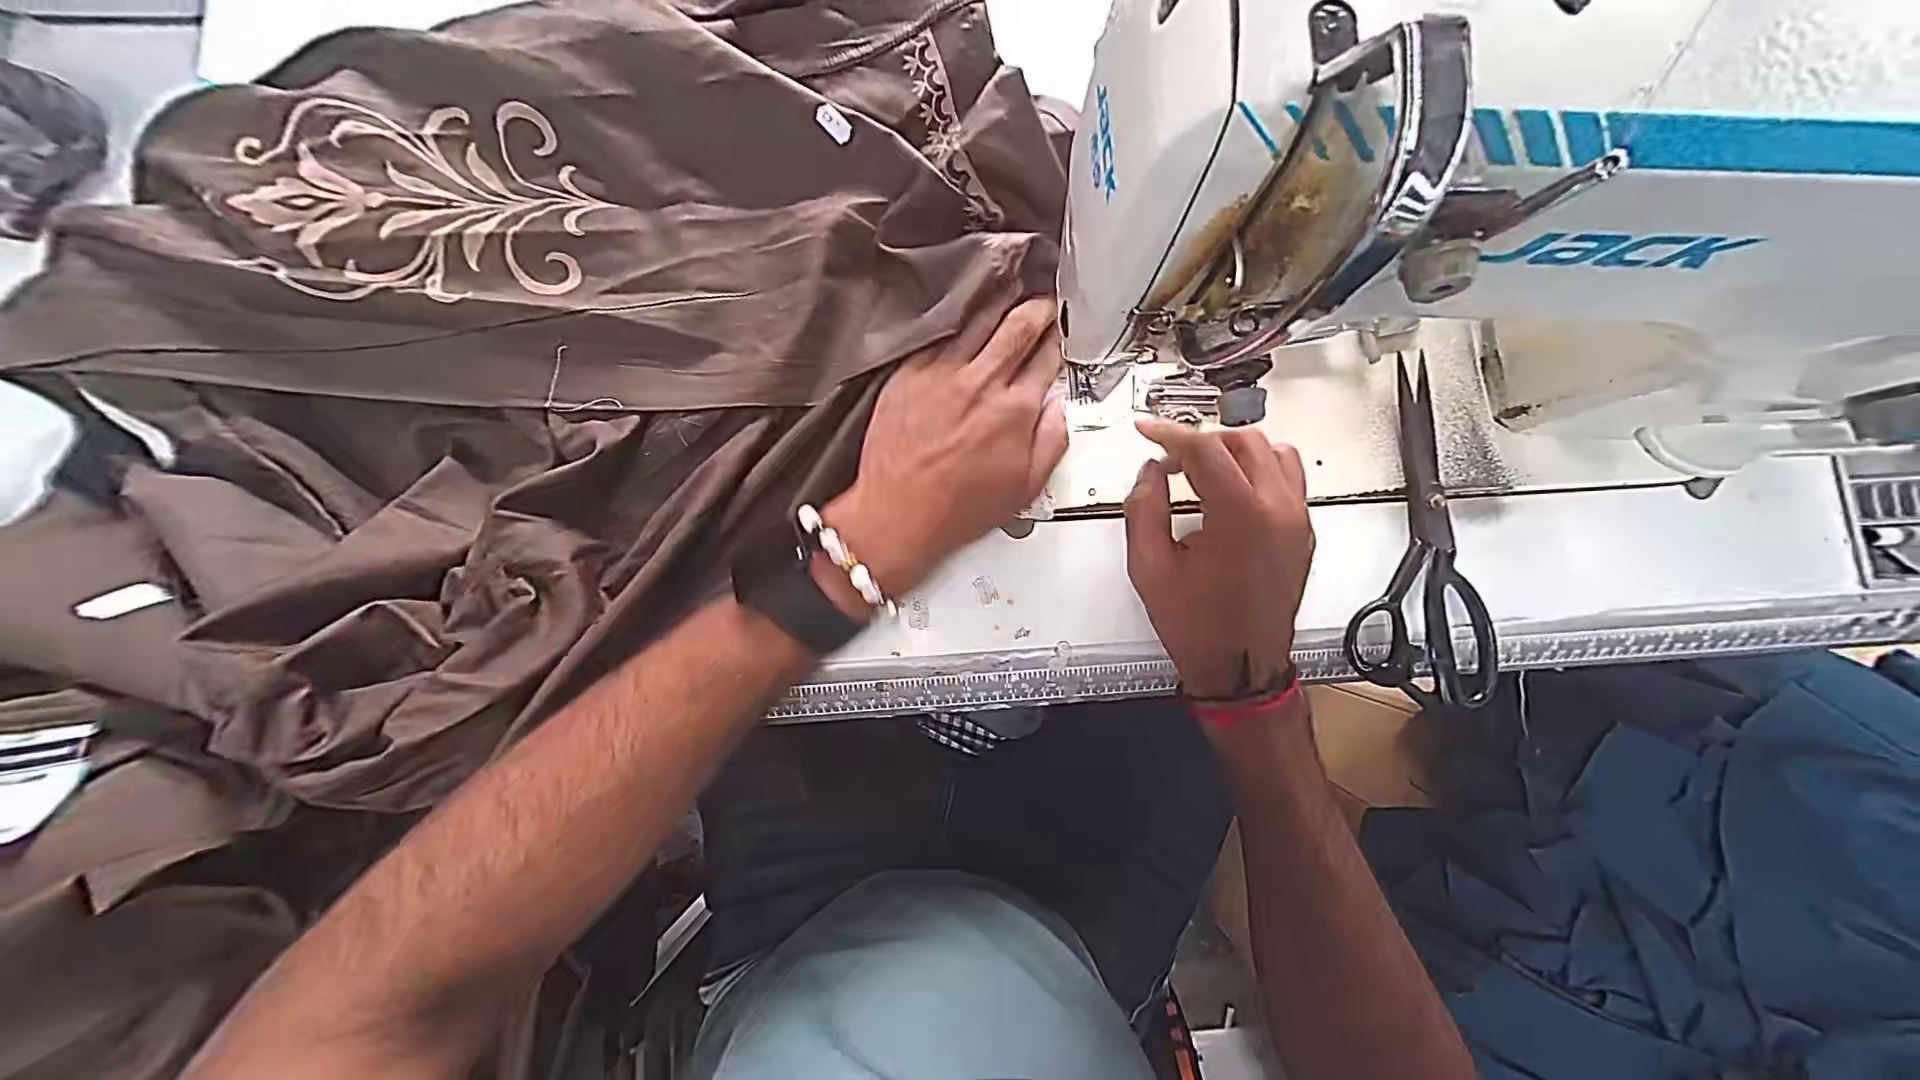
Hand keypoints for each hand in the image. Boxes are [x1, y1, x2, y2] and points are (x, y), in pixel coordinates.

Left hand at [823, 297, 1066, 599]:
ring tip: (1009, 292)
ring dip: (999, 302)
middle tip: (1043, 303)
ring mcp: (941, 375)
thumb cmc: (955, 507)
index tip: (1060, 333)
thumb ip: (1052, 440)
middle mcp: (980, 384)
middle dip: (1038, 307)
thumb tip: (1060, 409)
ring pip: (979, 319)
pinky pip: (939, 335)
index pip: (1047, 356)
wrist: (897, 513)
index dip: (1059, 339)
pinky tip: (962, 318)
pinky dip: (957, 321)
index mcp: (1014, 410)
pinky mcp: (909, 374)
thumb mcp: (1024, 486)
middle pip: (1019, 324)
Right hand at [1125, 420, 1314, 699]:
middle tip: (1170, 456)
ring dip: (1234, 451)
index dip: (1170, 433)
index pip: (1205, 449)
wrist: (1240, 668)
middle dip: (1201, 441)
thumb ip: (1144, 509)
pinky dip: (1260, 470)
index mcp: (1241, 516)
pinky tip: (1232, 488)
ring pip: (1274, 453)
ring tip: (1202, 468)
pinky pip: (1288, 479)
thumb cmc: (1201, 628)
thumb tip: (1150, 474)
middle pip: (1243, 442)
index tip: (1150, 430)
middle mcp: (1278, 511)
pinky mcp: (1302, 533)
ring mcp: (1296, 521)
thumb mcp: (1150, 567)